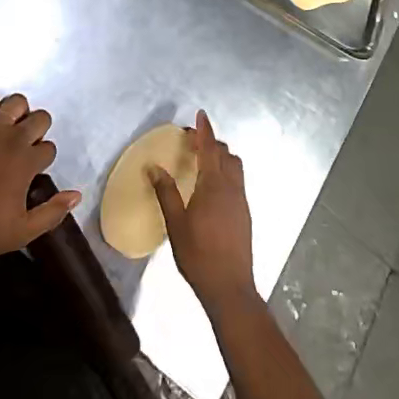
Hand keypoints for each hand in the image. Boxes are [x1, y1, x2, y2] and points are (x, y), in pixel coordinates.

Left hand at [0, 92, 81, 261]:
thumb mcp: (20, 232)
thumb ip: (52, 213)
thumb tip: (76, 195)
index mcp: (27, 162)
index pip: (49, 147)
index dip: (42, 158)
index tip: (31, 171)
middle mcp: (11, 139)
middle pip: (40, 118)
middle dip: (37, 130)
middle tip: (23, 147)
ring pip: (15, 102)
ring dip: (17, 113)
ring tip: (8, 128)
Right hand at [152, 110, 253, 307]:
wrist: (229, 284)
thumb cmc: (198, 254)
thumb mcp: (175, 224)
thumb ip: (166, 193)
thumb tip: (154, 167)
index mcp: (214, 185)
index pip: (210, 148)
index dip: (204, 130)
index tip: (200, 114)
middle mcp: (232, 186)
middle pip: (225, 154)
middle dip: (211, 142)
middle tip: (192, 141)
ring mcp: (241, 199)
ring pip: (235, 166)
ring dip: (221, 156)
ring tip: (202, 159)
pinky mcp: (245, 211)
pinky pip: (237, 180)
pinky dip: (226, 171)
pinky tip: (212, 185)